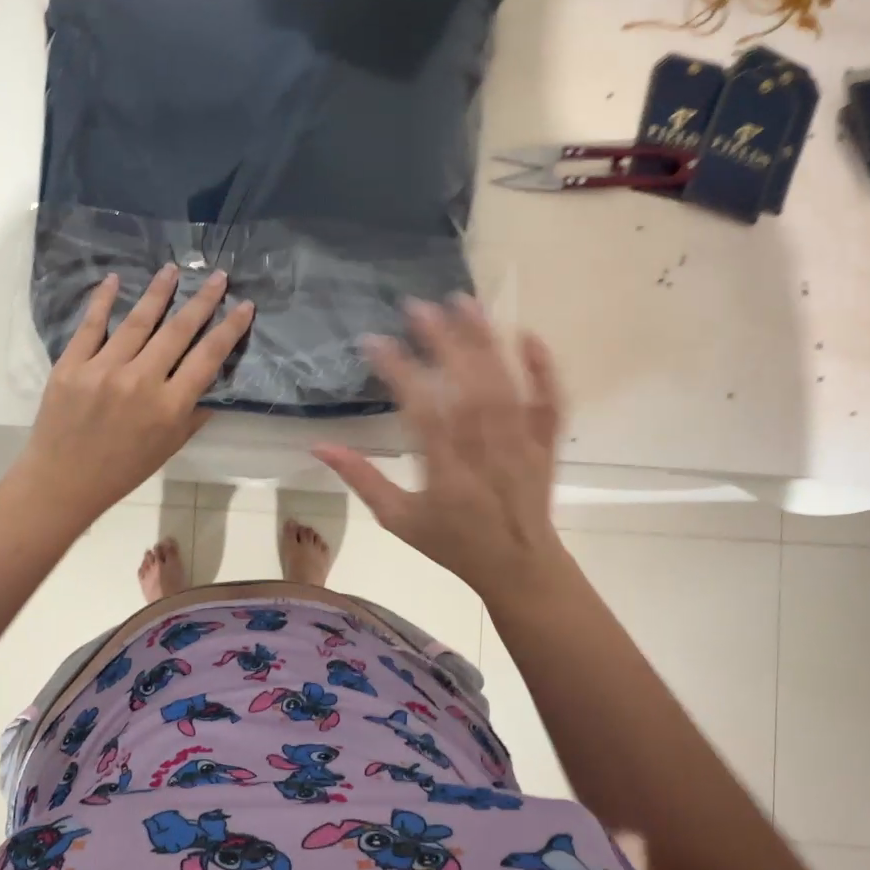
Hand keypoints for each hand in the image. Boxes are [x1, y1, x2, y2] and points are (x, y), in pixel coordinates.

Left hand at [20, 264, 253, 518]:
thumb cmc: (122, 470)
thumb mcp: (168, 448)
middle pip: (178, 330)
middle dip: (202, 300)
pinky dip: (103, 300)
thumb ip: (192, 414)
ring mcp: (103, 370)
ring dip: (159, 291)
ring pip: (138, 321)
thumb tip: (212, 383)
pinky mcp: (71, 365)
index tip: (245, 306)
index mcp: (169, 407)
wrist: (63, 482)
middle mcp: (140, 382)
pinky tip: (115, 280)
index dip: (230, 328)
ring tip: (172, 269)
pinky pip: (91, 326)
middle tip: (218, 276)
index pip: (208, 357)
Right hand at [312, 297, 568, 602]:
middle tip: (418, 307)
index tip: (373, 341)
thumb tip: (319, 445)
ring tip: (463, 302)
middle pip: (467, 389)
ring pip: (505, 386)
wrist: (519, 567)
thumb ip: (361, 479)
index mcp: (447, 474)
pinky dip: (543, 369)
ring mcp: (522, 445)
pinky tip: (526, 335)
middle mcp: (487, 453)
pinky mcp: (546, 443)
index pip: (421, 412)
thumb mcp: (398, 520)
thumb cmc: (453, 543)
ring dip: (485, 342)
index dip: (397, 373)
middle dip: (444, 343)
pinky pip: (550, 403)